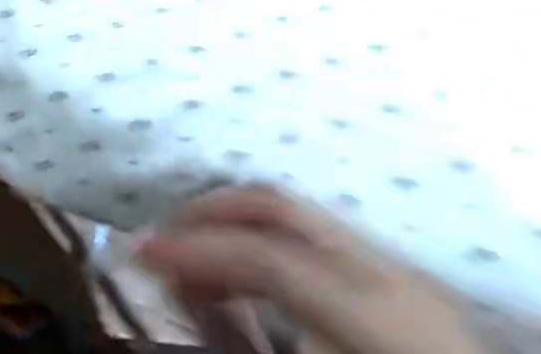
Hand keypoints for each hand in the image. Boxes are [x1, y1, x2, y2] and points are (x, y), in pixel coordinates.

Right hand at [134, 185, 487, 353]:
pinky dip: (268, 240)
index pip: (262, 253)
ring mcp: (398, 265)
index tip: (138, 253)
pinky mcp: (402, 278)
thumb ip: (248, 337)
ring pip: (295, 211)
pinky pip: (316, 235)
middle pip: (276, 204)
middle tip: (161, 238)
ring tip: (195, 254)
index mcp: (369, 305)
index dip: (194, 249)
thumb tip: (189, 298)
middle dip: (208, 212)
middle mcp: (382, 266)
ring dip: (235, 221)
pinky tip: (249, 274)